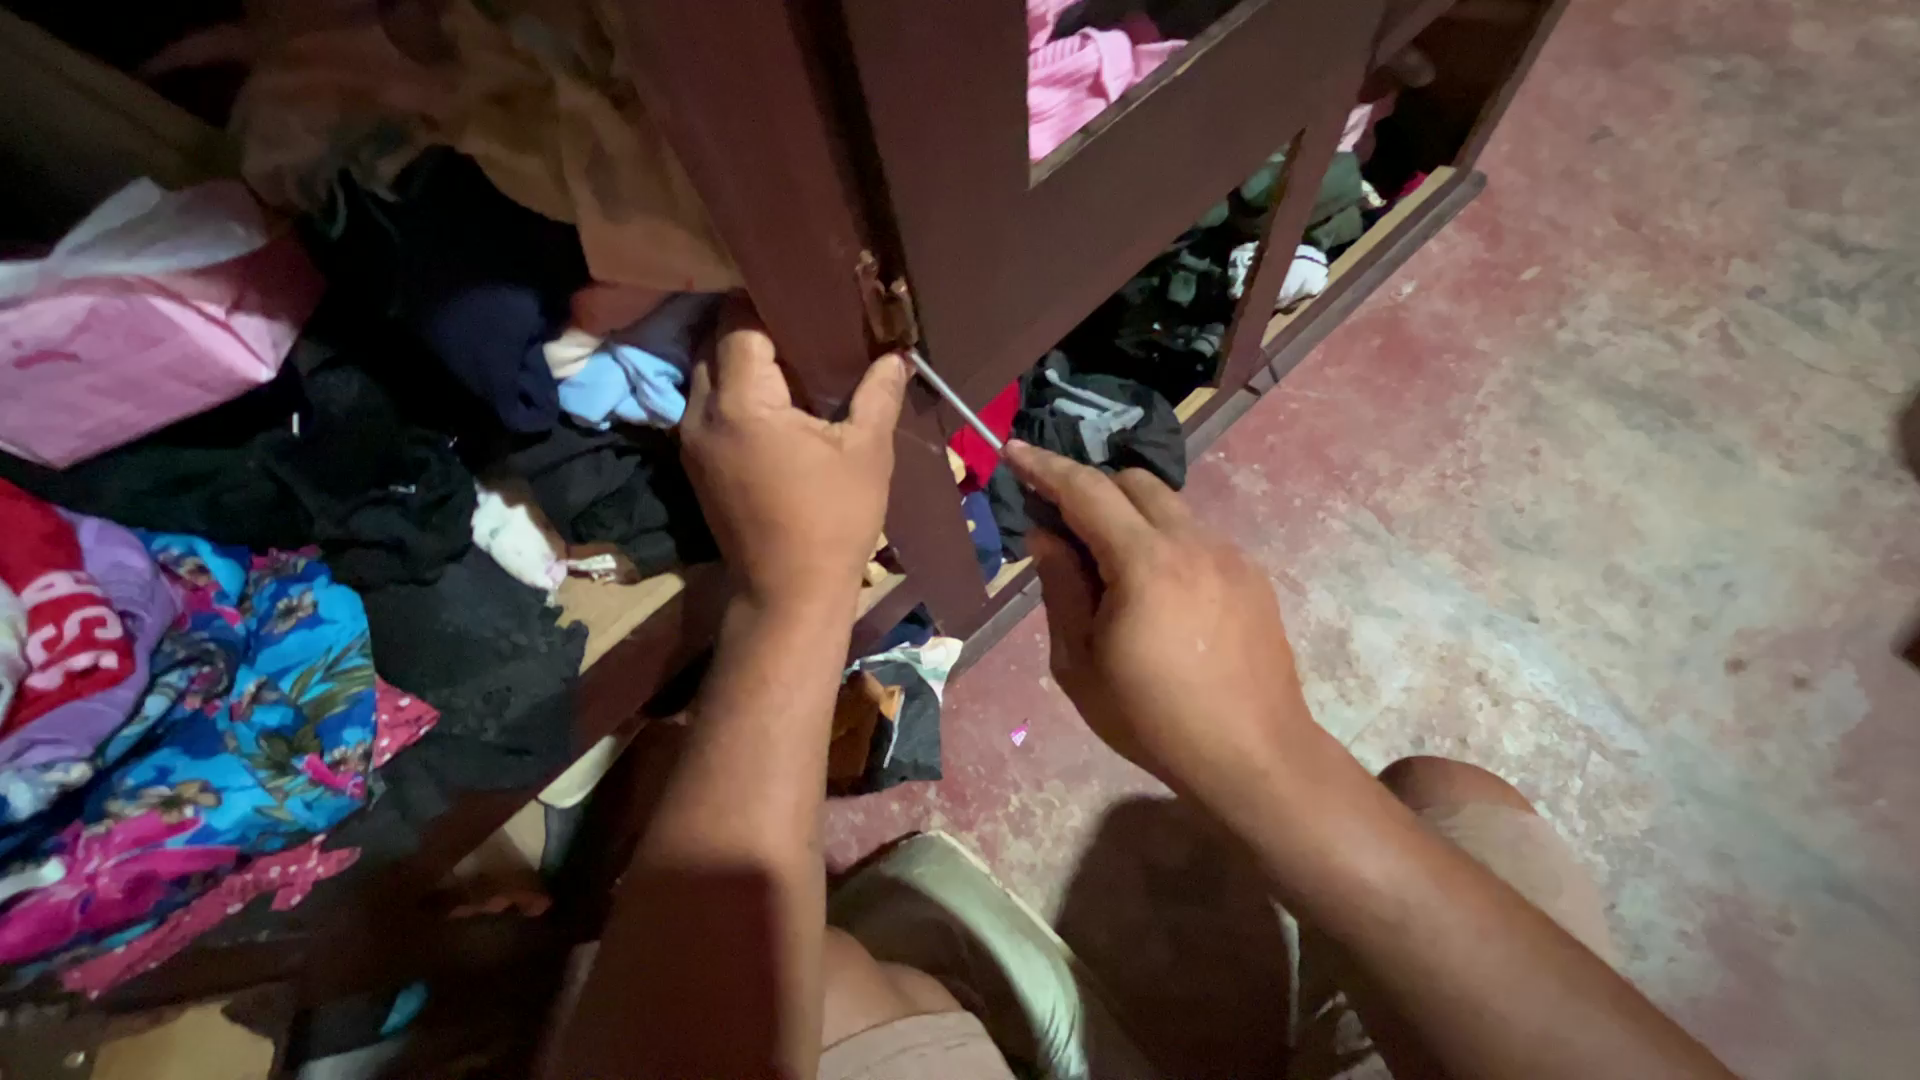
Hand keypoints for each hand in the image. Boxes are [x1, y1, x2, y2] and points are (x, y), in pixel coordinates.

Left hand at [681, 301, 906, 612]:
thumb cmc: (834, 520)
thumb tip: (897, 356)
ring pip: (707, 378)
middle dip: (753, 332)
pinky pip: (709, 409)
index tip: (805, 303)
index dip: (769, 306)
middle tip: (803, 332)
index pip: (739, 325)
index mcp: (742, 403)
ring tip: (793, 367)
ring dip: (741, 365)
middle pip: (715, 345)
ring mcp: (692, 443)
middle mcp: (703, 414)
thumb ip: (878, 394)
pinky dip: (735, 396)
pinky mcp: (696, 466)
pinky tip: (777, 408)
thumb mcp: (866, 452)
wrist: (790, 592)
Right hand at [1007, 440, 1316, 805]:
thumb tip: (1045, 537)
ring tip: (1113, 571)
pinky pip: (1197, 538)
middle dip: (1091, 488)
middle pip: (1133, 482)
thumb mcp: (1080, 663)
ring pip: (1170, 508)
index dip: (1045, 467)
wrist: (1252, 756)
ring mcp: (1230, 556)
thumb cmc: (1151, 719)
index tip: (1014, 451)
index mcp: (1143, 563)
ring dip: (1131, 518)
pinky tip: (1160, 596)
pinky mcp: (1252, 577)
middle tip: (1064, 526)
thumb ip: (1060, 589)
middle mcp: (1192, 543)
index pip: (1085, 491)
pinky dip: (1165, 544)